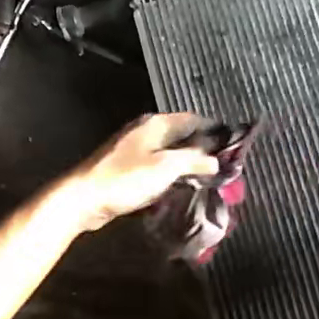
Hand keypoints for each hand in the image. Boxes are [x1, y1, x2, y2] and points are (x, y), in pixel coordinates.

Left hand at [57, 113, 221, 231]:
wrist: (84, 198)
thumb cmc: (126, 179)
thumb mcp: (166, 167)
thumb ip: (194, 159)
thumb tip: (216, 159)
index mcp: (156, 123)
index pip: (193, 119)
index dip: (215, 131)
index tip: (234, 146)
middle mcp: (145, 131)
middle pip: (182, 136)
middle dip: (203, 149)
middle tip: (224, 166)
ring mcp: (134, 149)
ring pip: (169, 152)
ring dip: (187, 164)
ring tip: (207, 179)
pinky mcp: (126, 168)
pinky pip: (157, 167)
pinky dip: (171, 175)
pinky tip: (179, 187)